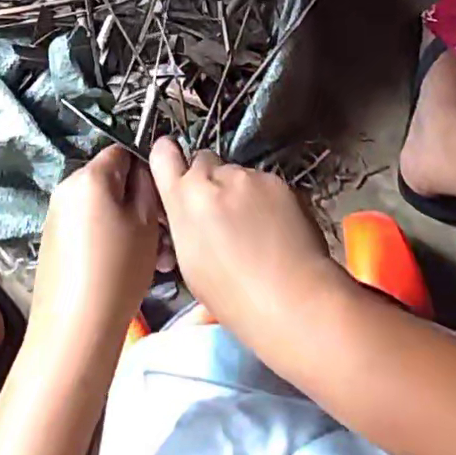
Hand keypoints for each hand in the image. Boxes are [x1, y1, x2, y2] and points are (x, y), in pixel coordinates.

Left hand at [29, 145, 163, 342]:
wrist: (75, 330)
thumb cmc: (117, 270)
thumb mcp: (145, 222)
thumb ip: (146, 185)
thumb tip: (142, 170)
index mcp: (88, 176)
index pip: (122, 152)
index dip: (148, 169)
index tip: (165, 198)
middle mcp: (67, 188)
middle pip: (112, 183)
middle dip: (142, 205)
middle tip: (165, 237)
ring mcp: (57, 215)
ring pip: (104, 208)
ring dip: (131, 226)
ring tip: (156, 260)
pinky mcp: (55, 242)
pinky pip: (89, 228)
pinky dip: (111, 240)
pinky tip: (131, 269)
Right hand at [149, 136, 347, 333]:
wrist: (292, 300)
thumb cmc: (233, 296)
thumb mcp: (189, 260)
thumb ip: (184, 220)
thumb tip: (189, 210)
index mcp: (183, 197)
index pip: (163, 153)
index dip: (170, 159)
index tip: (178, 170)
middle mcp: (213, 177)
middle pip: (204, 161)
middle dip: (210, 180)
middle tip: (222, 211)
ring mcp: (247, 176)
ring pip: (237, 174)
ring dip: (240, 192)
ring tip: (256, 227)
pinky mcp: (278, 181)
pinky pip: (265, 183)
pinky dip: (267, 199)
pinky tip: (276, 228)